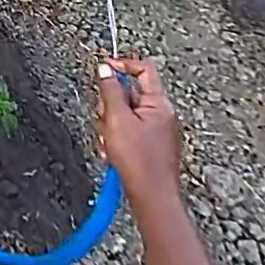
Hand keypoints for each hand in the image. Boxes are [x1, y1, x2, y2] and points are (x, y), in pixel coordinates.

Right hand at [95, 57, 182, 213]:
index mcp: (158, 104)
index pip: (143, 69)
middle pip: (129, 93)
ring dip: (110, 124)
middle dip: (110, 104)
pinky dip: (116, 137)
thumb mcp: (117, 119)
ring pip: (125, 113)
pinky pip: (128, 130)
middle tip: (106, 119)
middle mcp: (161, 114)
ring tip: (110, 141)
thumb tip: (105, 68)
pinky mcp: (150, 145)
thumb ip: (110, 90)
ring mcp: (156, 131)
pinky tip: (113, 152)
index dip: (123, 65)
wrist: (152, 198)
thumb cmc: (138, 161)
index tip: (104, 69)